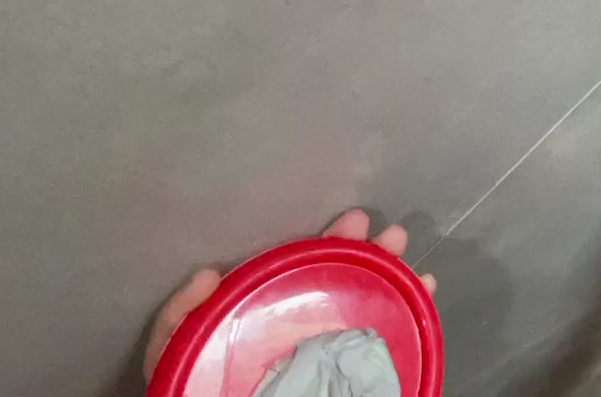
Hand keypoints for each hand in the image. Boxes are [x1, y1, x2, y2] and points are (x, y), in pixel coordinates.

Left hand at [142, 209, 435, 381]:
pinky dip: (409, 318)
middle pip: (346, 284)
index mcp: (269, 320)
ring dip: (398, 283)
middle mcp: (304, 331)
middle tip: (394, 237)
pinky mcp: (351, 375)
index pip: (306, 272)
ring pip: (370, 309)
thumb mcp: (176, 358)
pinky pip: (382, 347)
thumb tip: (207, 274)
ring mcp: (327, 358)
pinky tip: (424, 298)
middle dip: (375, 256)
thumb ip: (178, 323)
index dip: (333, 244)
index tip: (356, 221)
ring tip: (419, 272)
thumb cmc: (200, 388)